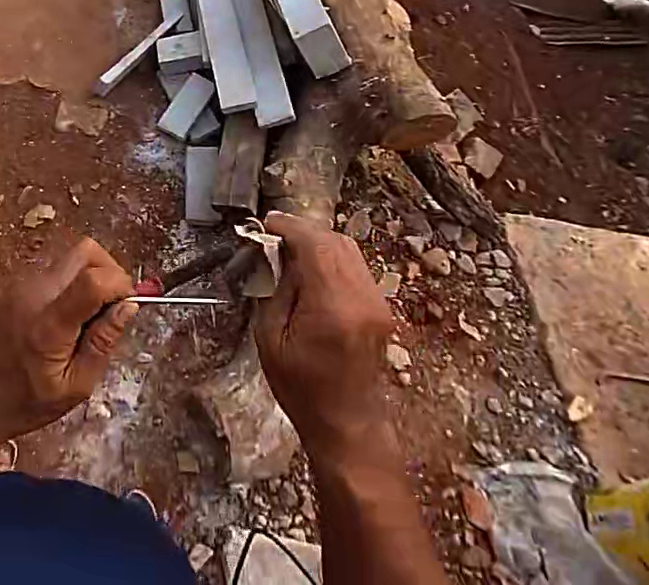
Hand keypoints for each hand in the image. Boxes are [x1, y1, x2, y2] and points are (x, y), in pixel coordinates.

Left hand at [0, 238, 137, 444]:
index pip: (92, 280)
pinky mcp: (22, 281)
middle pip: (87, 252)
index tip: (129, 306)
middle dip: (111, 273)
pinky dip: (78, 279)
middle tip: (113, 307)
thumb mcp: (77, 387)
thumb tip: (130, 306)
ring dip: (95, 274)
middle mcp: (35, 293)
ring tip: (92, 313)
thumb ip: (103, 342)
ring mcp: (25, 283)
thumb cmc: (27, 402)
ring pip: (76, 255)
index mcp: (48, 326)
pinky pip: (62, 266)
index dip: (120, 285)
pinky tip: (73, 312)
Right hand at [254, 211, 395, 456]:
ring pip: (348, 249)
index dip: (289, 227)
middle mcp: (361, 298)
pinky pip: (356, 265)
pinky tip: (313, 269)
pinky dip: (333, 257)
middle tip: (275, 236)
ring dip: (319, 241)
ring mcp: (376, 301)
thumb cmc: (301, 389)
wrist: (347, 424)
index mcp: (332, 307)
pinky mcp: (380, 306)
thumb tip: (278, 255)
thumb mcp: (270, 339)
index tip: (267, 224)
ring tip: (291, 250)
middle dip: (302, 231)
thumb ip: (276, 289)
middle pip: (334, 240)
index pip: (314, 244)